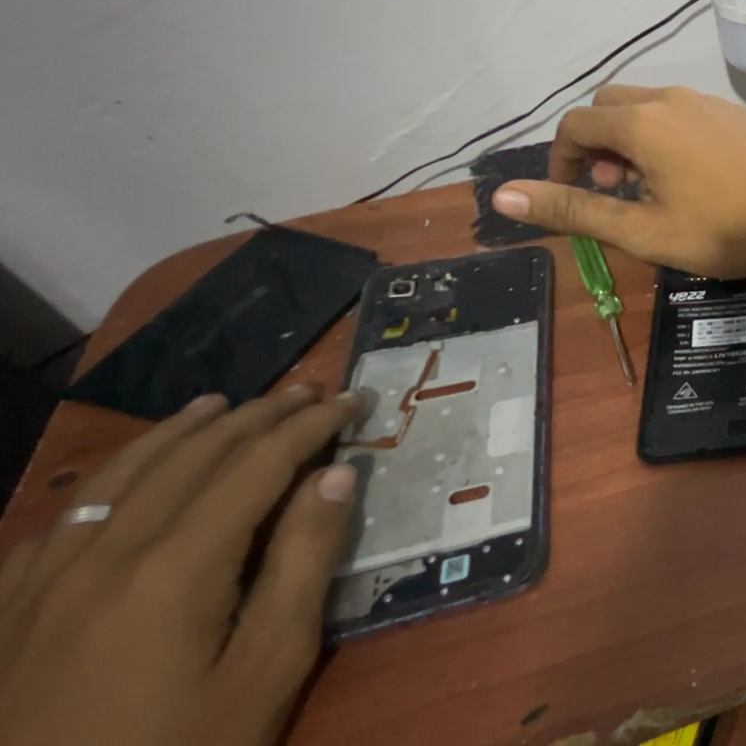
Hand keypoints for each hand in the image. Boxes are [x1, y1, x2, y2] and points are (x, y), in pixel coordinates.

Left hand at [0, 386, 366, 745]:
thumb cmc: (184, 745)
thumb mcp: (269, 664)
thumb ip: (304, 562)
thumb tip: (337, 474)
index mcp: (177, 566)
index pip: (257, 465)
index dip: (310, 425)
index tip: (354, 399)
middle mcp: (105, 554)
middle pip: (191, 458)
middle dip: (257, 415)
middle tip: (307, 390)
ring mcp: (42, 581)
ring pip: (119, 477)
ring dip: (181, 431)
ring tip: (221, 403)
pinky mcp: (6, 611)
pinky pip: (60, 519)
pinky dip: (110, 479)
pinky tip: (125, 479)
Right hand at [492, 85, 745, 278]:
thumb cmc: (722, 231)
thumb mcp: (641, 231)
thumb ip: (573, 211)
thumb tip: (501, 196)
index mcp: (642, 123)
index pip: (576, 125)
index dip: (562, 160)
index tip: (575, 196)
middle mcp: (674, 99)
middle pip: (611, 106)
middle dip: (598, 144)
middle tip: (614, 189)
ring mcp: (713, 103)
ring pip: (652, 106)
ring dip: (634, 139)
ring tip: (653, 187)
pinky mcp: (741, 115)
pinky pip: (688, 113)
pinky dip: (671, 135)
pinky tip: (695, 176)